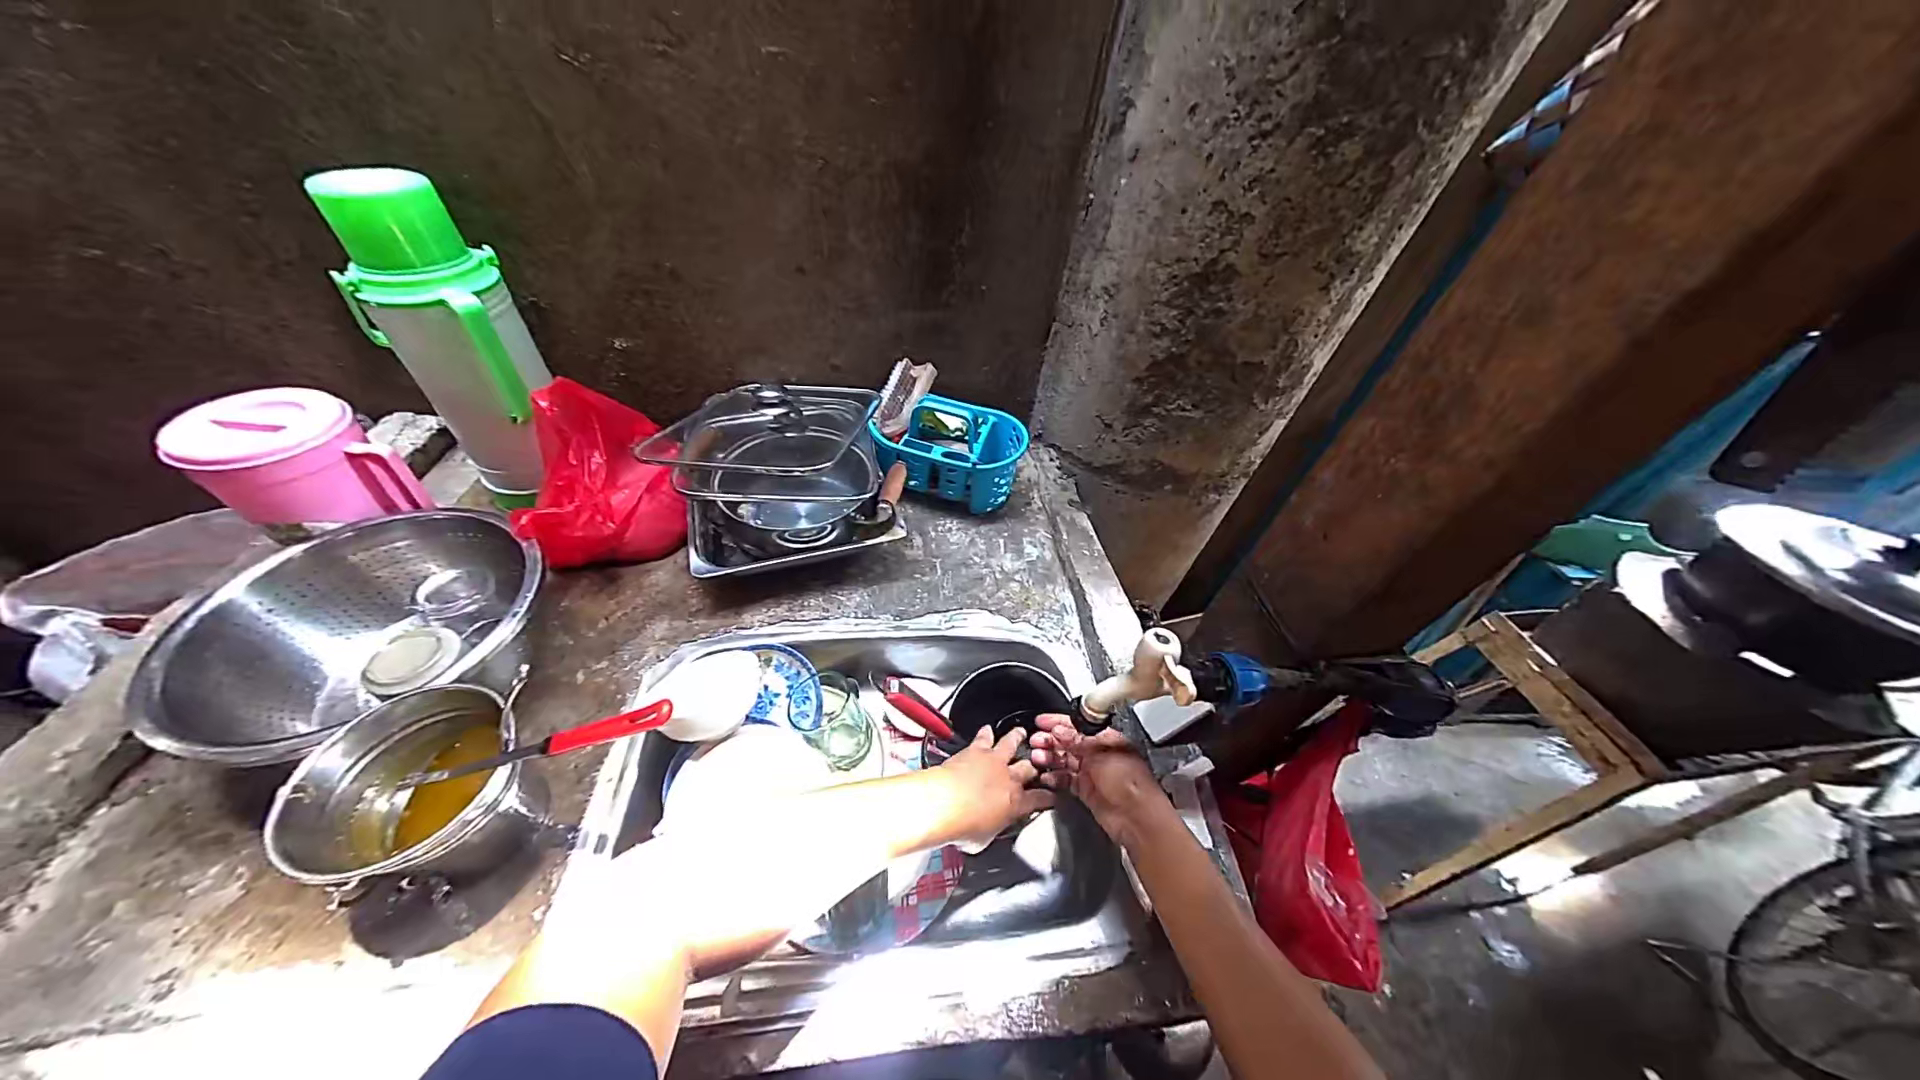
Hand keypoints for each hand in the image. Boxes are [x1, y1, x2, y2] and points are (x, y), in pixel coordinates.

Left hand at [933, 726, 1056, 850]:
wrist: (943, 803)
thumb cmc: (963, 825)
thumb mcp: (984, 840)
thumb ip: (992, 830)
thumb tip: (986, 832)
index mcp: (1016, 803)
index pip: (1040, 799)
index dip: (1047, 797)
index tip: (1050, 796)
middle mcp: (1009, 778)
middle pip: (1029, 768)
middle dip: (1034, 767)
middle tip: (1035, 765)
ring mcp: (993, 761)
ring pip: (1011, 744)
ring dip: (1016, 738)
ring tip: (1020, 733)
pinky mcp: (975, 750)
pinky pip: (984, 737)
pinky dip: (986, 732)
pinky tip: (986, 729)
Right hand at [1030, 714, 1164, 844]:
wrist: (1137, 818)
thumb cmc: (1132, 784)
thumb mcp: (1101, 753)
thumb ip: (1078, 740)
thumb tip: (1060, 729)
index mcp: (1107, 739)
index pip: (1078, 726)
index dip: (1058, 723)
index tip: (1042, 722)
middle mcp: (1100, 754)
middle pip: (1069, 743)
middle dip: (1050, 740)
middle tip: (1036, 740)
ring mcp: (1093, 773)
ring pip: (1065, 761)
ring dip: (1050, 758)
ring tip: (1037, 757)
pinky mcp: (1087, 791)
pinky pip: (1066, 780)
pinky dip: (1055, 778)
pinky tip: (1046, 776)